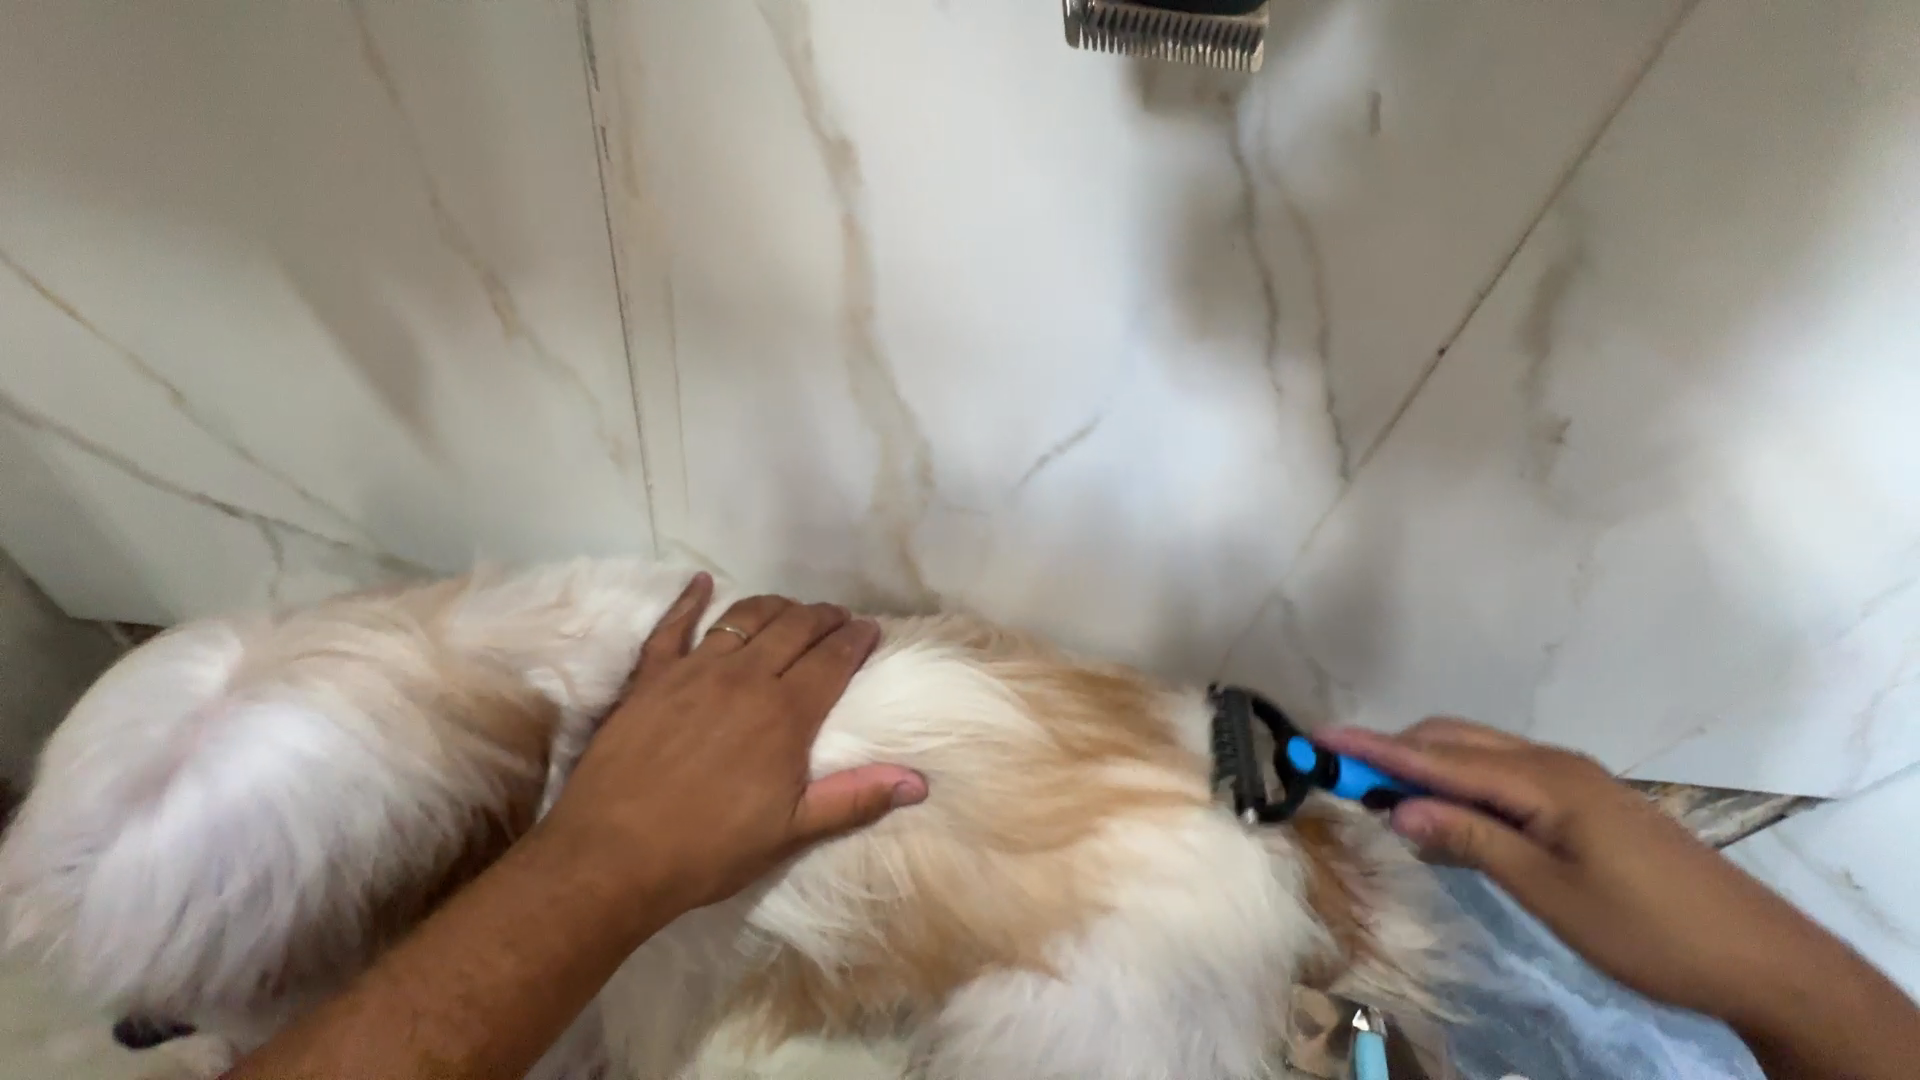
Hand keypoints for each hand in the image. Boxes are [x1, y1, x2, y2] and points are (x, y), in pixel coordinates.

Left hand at [541, 574, 926, 917]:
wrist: (610, 858)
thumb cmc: (709, 850)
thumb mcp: (791, 832)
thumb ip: (856, 798)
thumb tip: (919, 782)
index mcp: (785, 714)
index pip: (833, 659)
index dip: (856, 640)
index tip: (870, 629)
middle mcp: (745, 678)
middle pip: (795, 628)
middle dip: (824, 617)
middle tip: (837, 617)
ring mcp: (694, 671)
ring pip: (745, 618)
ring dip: (775, 606)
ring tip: (790, 608)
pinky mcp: (650, 677)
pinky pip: (672, 626)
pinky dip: (688, 600)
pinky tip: (701, 582)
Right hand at [1314, 720, 1854, 1026]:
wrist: (1766, 961)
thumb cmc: (1649, 930)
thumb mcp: (1551, 892)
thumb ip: (1471, 840)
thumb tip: (1398, 809)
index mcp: (1543, 781)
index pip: (1438, 758)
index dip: (1374, 750)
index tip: (1320, 738)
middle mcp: (1552, 764)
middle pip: (1452, 741)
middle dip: (1394, 752)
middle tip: (1344, 778)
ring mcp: (1569, 780)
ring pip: (1475, 754)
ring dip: (1425, 768)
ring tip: (1385, 798)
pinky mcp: (1580, 801)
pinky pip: (1500, 774)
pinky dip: (1459, 784)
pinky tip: (1447, 816)